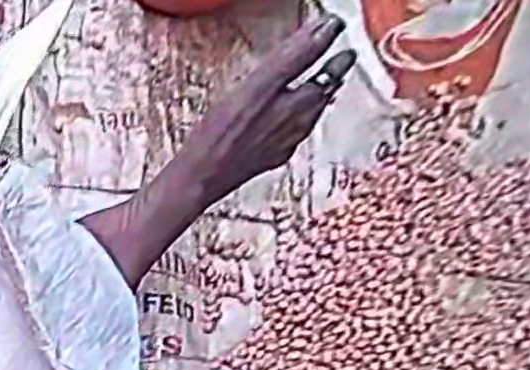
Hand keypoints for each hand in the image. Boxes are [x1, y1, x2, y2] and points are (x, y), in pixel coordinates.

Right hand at [175, 14, 356, 204]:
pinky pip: (279, 139)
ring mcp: (281, 147)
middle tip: (319, 65)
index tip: (329, 37)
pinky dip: (276, 129)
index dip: (332, 49)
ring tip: (291, 95)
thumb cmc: (219, 139)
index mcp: (306, 103)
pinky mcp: (261, 164)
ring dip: (299, 105)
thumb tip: (327, 27)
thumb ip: (297, 55)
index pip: (336, 65)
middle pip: (322, 93)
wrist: (193, 183)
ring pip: (301, 117)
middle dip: (321, 78)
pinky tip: (265, 128)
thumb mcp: (257, 86)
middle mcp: (300, 126)